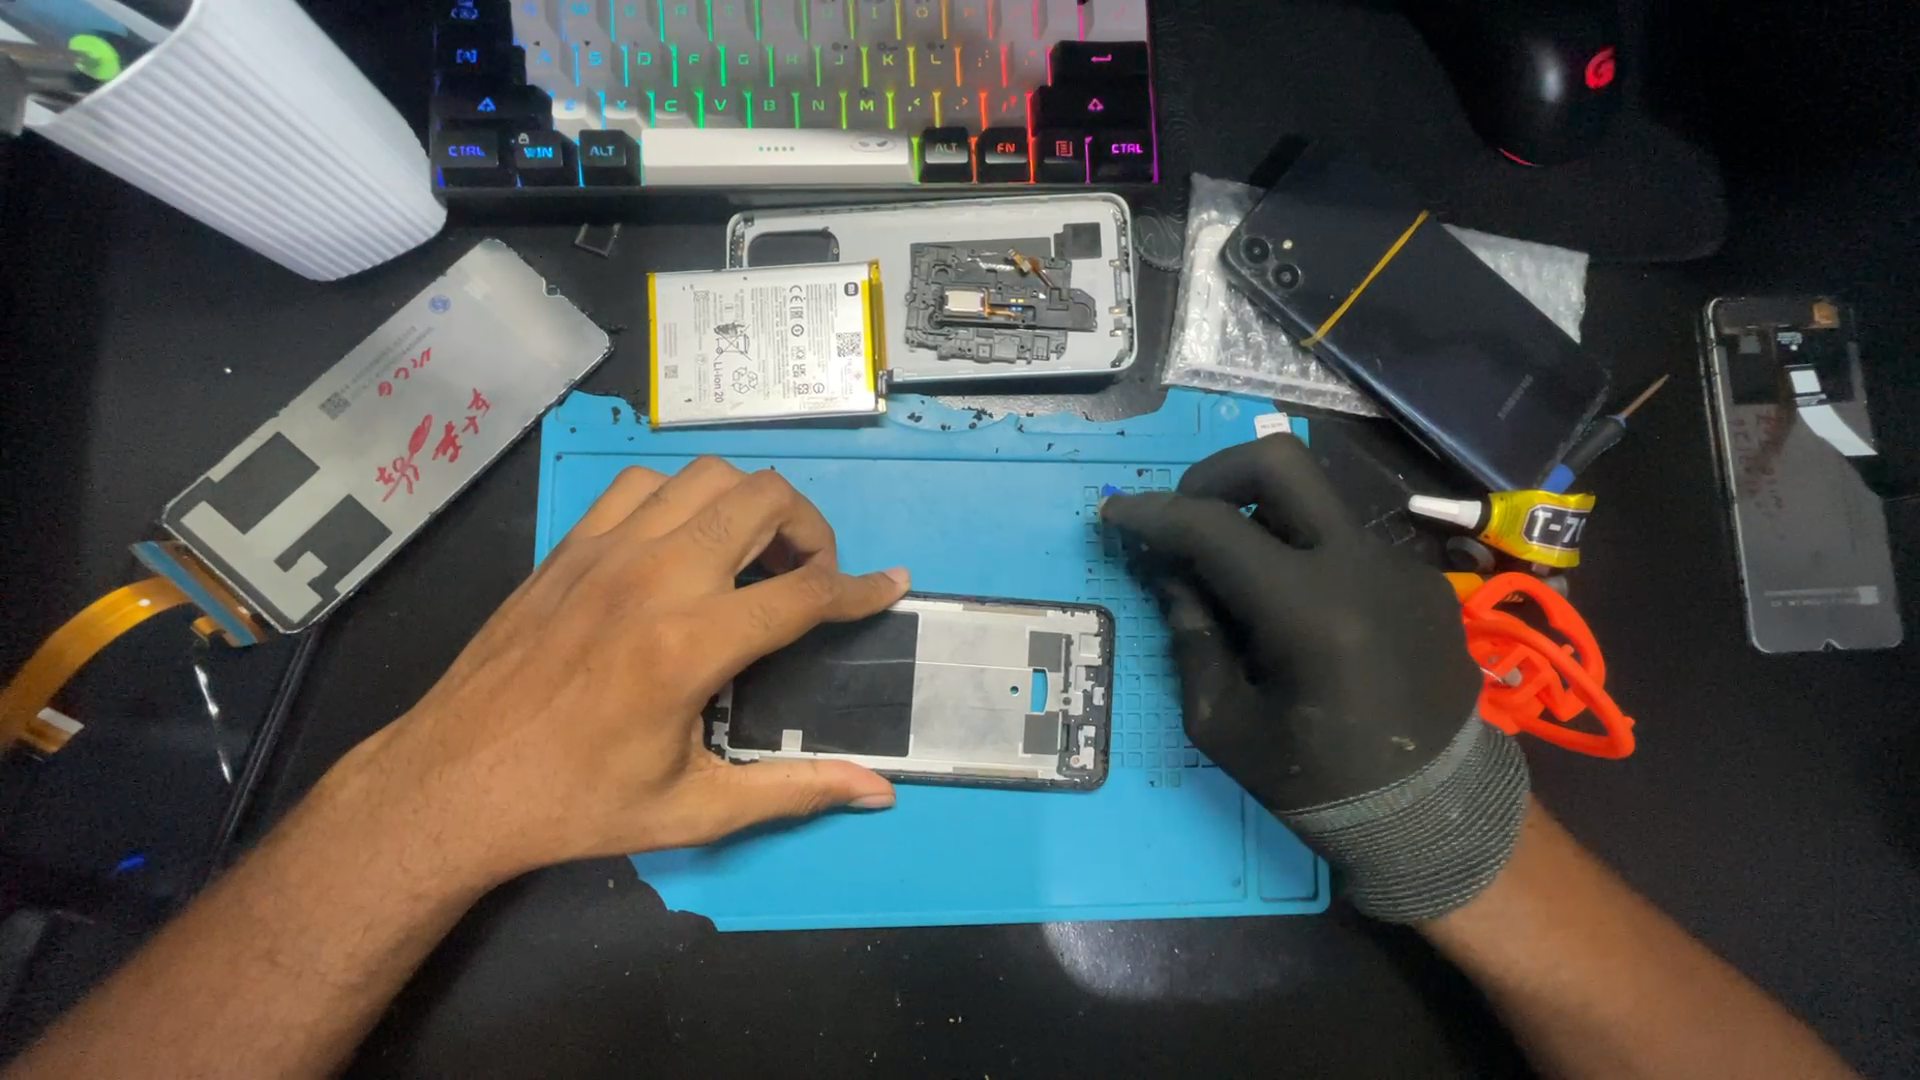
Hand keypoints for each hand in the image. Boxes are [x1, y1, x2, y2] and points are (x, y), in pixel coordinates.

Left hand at [335, 457, 909, 886]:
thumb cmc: (578, 803)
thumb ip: (796, 791)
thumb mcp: (696, 811)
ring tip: (754, 554)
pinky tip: (683, 544)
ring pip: (710, 478)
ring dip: (752, 506)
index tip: (890, 586)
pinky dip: (685, 499)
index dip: (861, 589)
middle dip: (812, 530)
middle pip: (766, 501)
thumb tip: (880, 793)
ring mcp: (610, 550)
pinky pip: (646, 485)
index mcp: (693, 645)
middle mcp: (658, 578)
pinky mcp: (574, 544)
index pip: (806, 592)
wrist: (450, 784)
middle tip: (811, 575)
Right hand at [1101, 434, 1528, 921]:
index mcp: (1309, 611)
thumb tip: (1174, 575)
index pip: (1213, 528)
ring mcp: (1400, 565)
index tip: (1113, 513)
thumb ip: (1192, 637)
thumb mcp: (1223, 723)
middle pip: (1280, 462)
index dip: (1151, 514)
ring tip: (1236, 584)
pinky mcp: (1420, 579)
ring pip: (1312, 502)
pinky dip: (1299, 555)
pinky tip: (1293, 614)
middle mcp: (1361, 566)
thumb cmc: (1316, 781)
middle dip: (1213, 475)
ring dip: (1257, 521)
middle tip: (1185, 517)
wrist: (1439, 817)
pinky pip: (1342, 542)